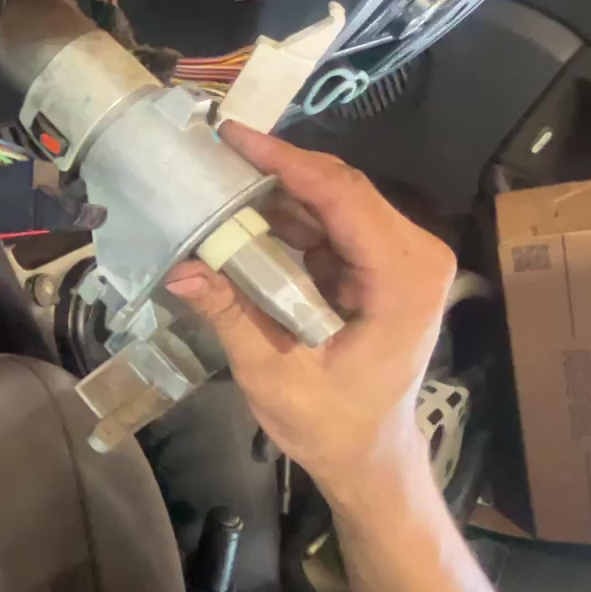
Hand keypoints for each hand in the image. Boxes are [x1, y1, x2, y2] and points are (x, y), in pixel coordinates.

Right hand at [165, 123, 454, 501]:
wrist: (367, 454)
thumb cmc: (331, 422)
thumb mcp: (273, 372)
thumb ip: (230, 315)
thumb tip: (180, 269)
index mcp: (401, 279)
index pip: (343, 198)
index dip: (287, 163)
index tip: (234, 138)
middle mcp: (410, 255)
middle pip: (340, 189)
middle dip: (277, 168)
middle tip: (214, 153)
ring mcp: (393, 259)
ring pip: (331, 201)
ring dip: (276, 191)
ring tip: (219, 178)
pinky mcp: (372, 267)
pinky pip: (326, 225)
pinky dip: (283, 218)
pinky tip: (241, 215)